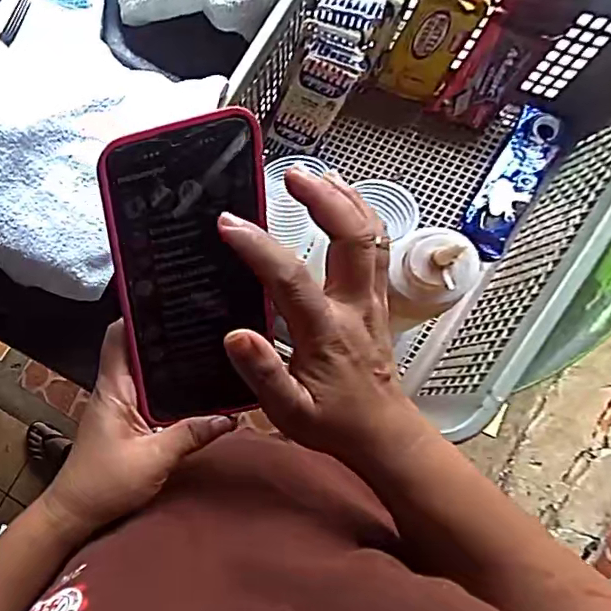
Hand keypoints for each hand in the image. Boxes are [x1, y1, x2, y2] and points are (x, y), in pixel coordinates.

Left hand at [34, 321, 236, 537]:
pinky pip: (149, 395)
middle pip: (136, 350)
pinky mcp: (125, 422)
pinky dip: (168, 388)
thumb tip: (229, 417)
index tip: (168, 298)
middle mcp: (113, 390)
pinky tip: (194, 388)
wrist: (76, 512)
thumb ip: (190, 434)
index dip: (139, 315)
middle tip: (201, 319)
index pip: (119, 337)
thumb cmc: (103, 485)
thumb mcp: (153, 459)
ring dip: (167, 361)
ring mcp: (118, 405)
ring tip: (204, 345)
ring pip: (144, 372)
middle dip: (163, 334)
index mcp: (112, 389)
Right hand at [216, 168, 432, 466]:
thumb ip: (262, 372)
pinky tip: (345, 205)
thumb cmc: (331, 423)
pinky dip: (361, 219)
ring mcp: (371, 302)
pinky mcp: (375, 303)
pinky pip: (375, 249)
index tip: (229, 224)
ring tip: (320, 175)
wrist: (381, 434)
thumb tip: (236, 335)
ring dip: (348, 200)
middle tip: (293, 175)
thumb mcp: (287, 410)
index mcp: (326, 332)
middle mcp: (355, 308)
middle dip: (324, 199)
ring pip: (372, 237)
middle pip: (353, 237)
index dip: (258, 246)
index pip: (291, 277)